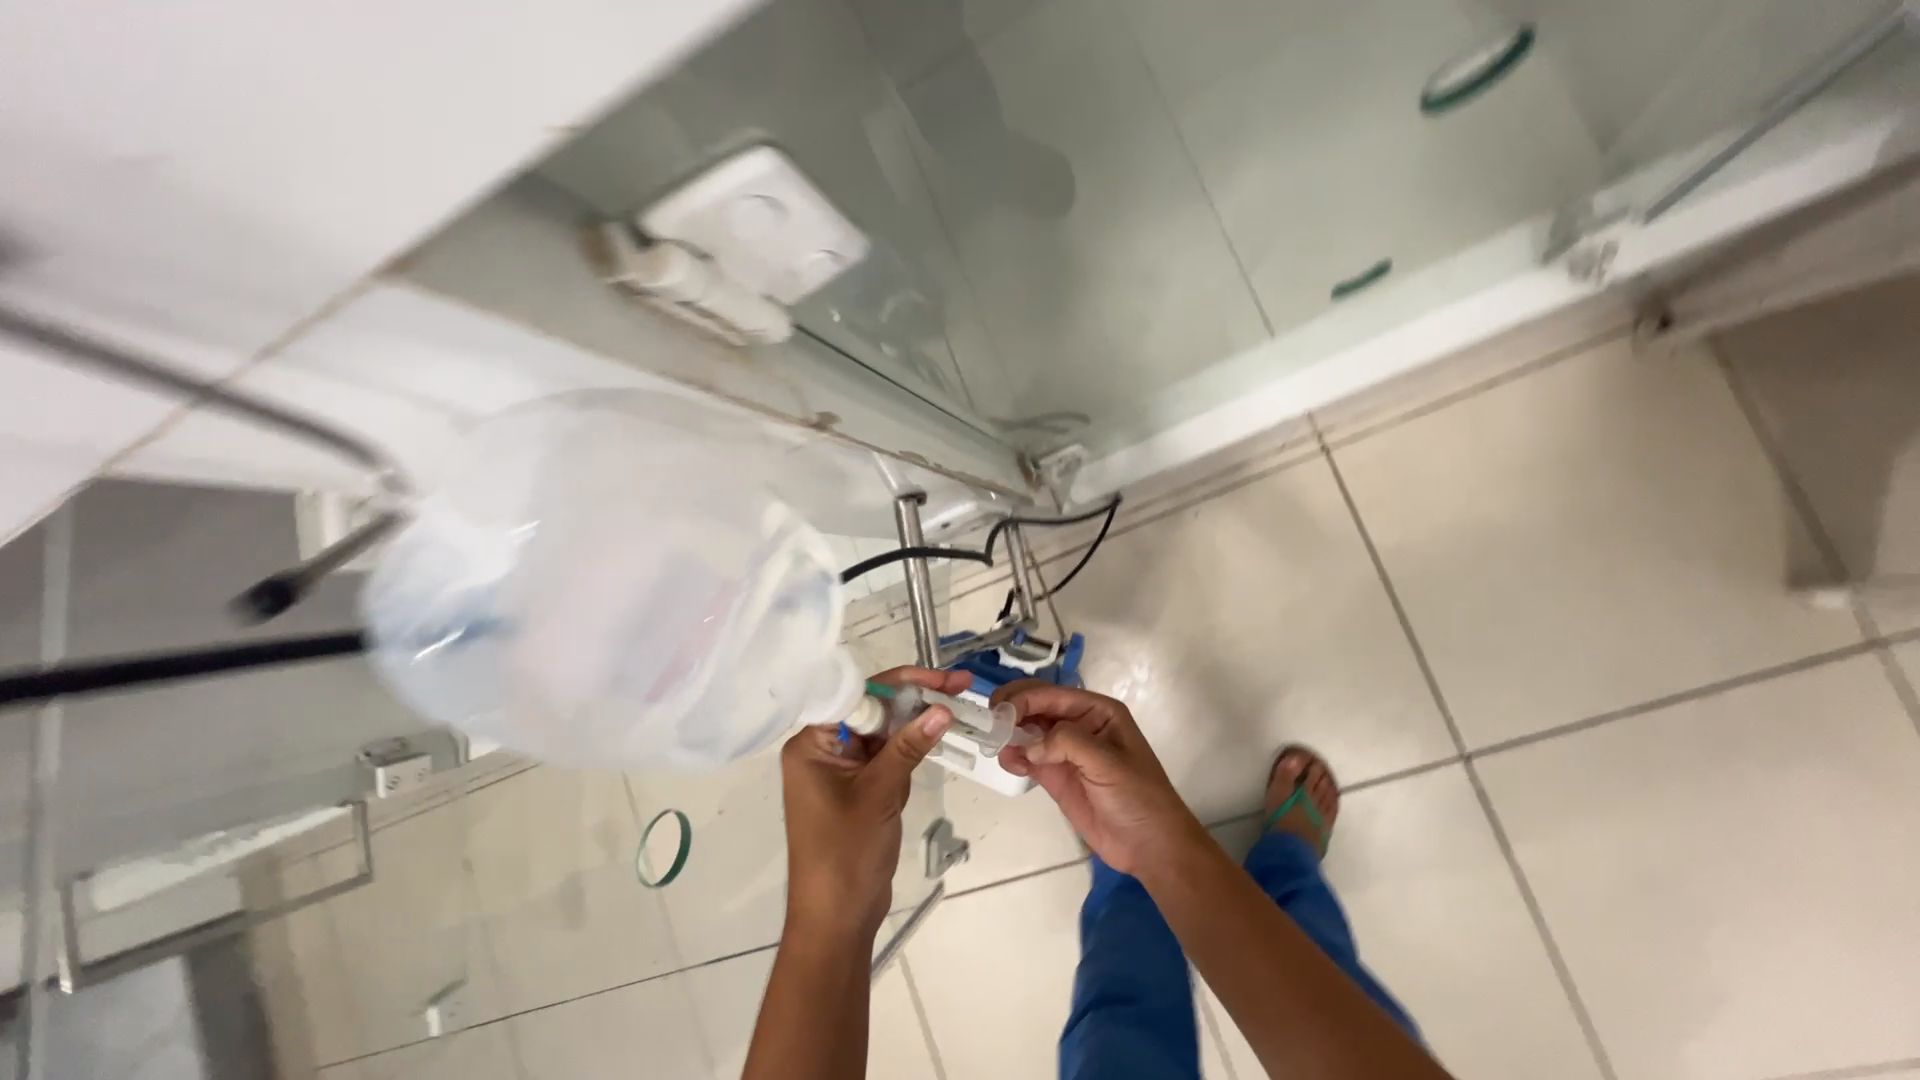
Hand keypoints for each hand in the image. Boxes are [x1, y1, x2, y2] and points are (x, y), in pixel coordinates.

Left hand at [779, 666, 966, 938]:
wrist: (837, 918)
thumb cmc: (846, 853)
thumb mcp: (880, 794)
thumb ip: (908, 747)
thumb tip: (943, 710)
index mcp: (812, 743)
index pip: (858, 696)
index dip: (902, 683)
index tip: (942, 679)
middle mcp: (823, 749)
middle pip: (873, 710)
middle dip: (915, 700)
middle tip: (960, 687)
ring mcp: (840, 770)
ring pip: (884, 733)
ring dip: (916, 725)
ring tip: (957, 709)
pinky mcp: (857, 789)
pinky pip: (886, 757)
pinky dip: (909, 752)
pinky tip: (935, 744)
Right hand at [994, 681, 1200, 875]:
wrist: (1149, 845)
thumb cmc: (1137, 796)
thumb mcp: (1108, 763)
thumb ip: (1068, 743)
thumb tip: (1029, 746)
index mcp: (1097, 711)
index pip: (1052, 695)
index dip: (1024, 699)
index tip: (999, 712)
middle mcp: (1079, 724)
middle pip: (1036, 707)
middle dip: (1012, 711)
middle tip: (991, 723)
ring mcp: (1065, 751)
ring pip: (1027, 731)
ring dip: (1010, 734)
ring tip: (998, 746)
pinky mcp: (1055, 775)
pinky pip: (1028, 758)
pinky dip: (1014, 757)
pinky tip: (1010, 763)